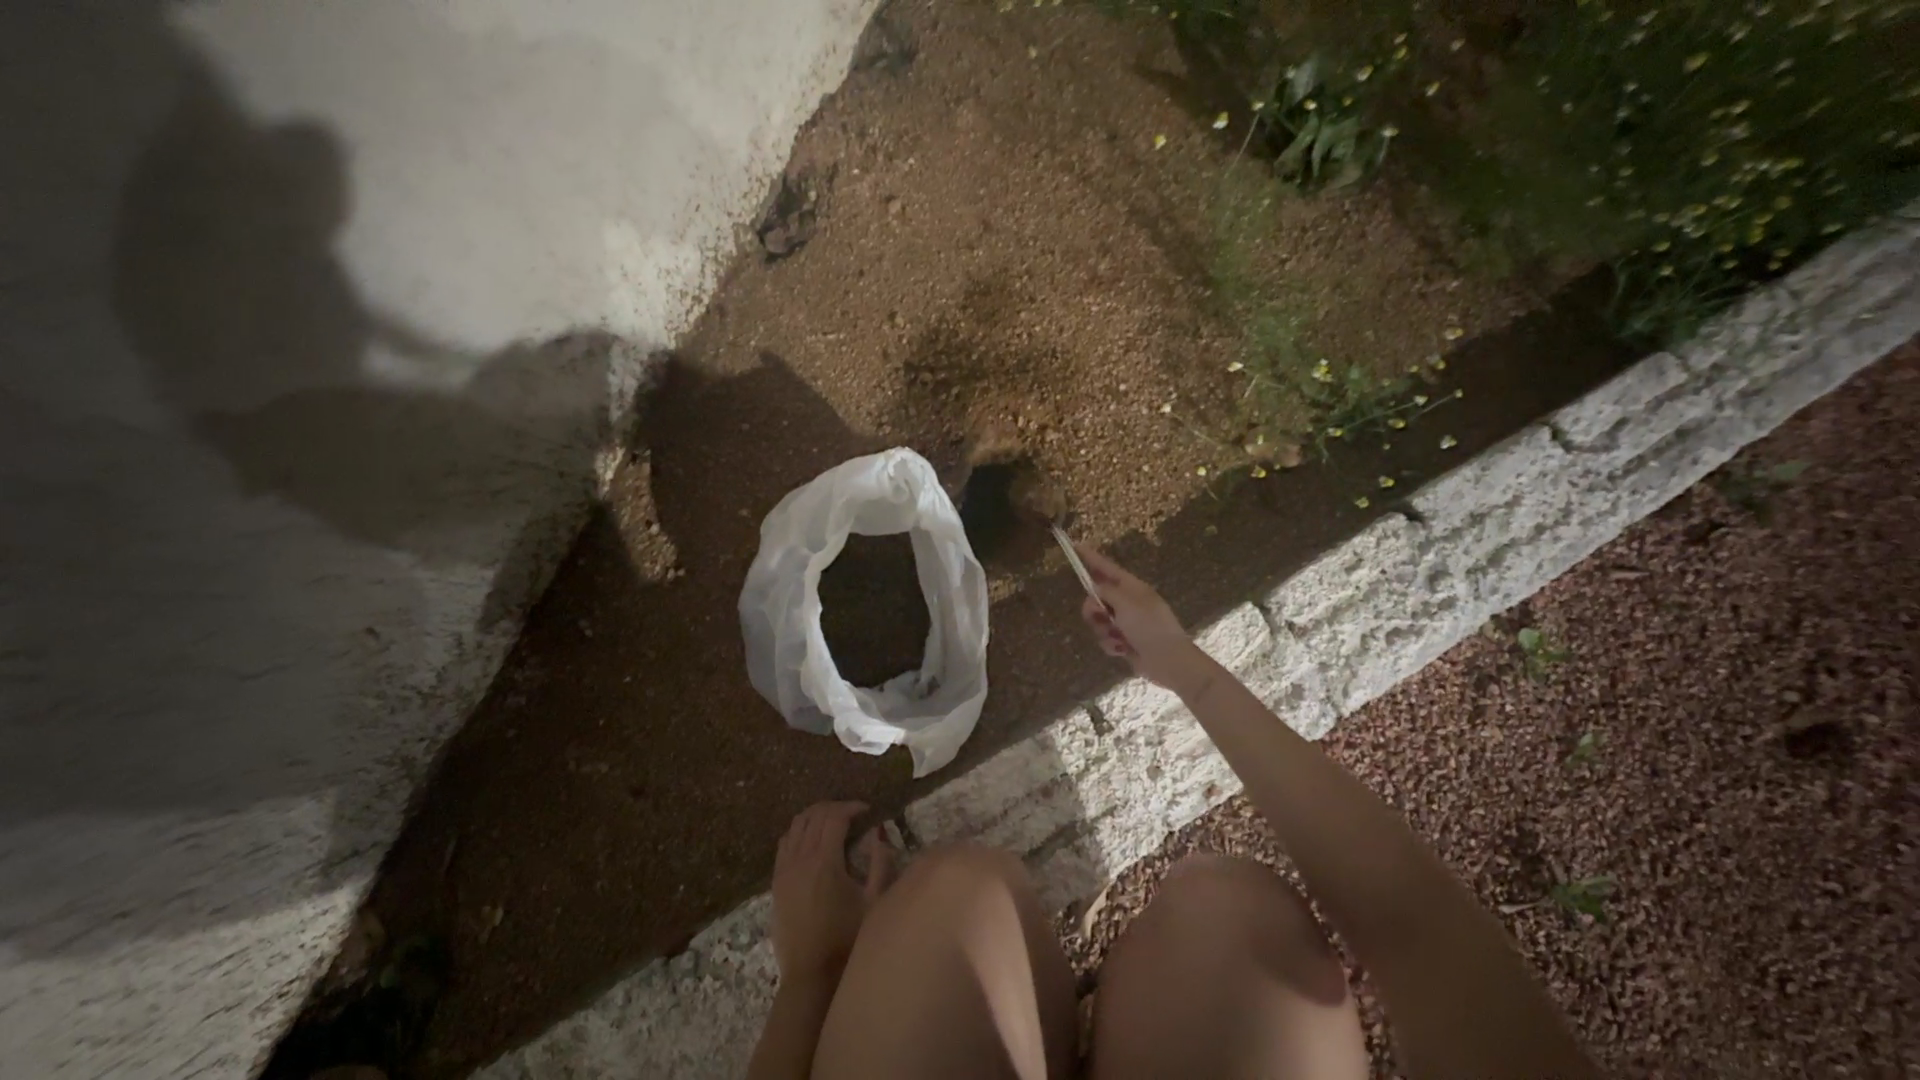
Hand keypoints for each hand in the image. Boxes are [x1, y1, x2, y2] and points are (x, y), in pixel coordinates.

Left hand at [770, 801, 894, 985]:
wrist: (812, 974)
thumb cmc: (847, 939)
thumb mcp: (873, 902)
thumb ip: (880, 863)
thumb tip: (880, 834)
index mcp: (824, 861)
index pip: (835, 817)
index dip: (852, 807)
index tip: (868, 810)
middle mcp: (800, 859)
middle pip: (813, 815)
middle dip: (834, 807)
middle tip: (853, 813)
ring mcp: (784, 870)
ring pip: (795, 826)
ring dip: (815, 816)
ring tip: (834, 822)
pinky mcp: (776, 881)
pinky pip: (784, 843)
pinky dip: (799, 832)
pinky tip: (812, 841)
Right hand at [1075, 544, 1213, 696]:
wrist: (1168, 660)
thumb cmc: (1150, 627)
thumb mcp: (1126, 603)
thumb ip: (1107, 591)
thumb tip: (1096, 588)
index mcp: (1132, 588)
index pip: (1107, 568)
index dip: (1091, 558)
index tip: (1075, 546)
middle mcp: (1128, 602)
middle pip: (1097, 597)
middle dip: (1094, 609)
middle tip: (1099, 616)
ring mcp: (1126, 622)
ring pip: (1099, 620)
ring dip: (1103, 630)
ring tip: (1117, 638)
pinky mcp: (1125, 641)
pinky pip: (1105, 638)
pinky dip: (1111, 644)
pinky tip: (1122, 649)